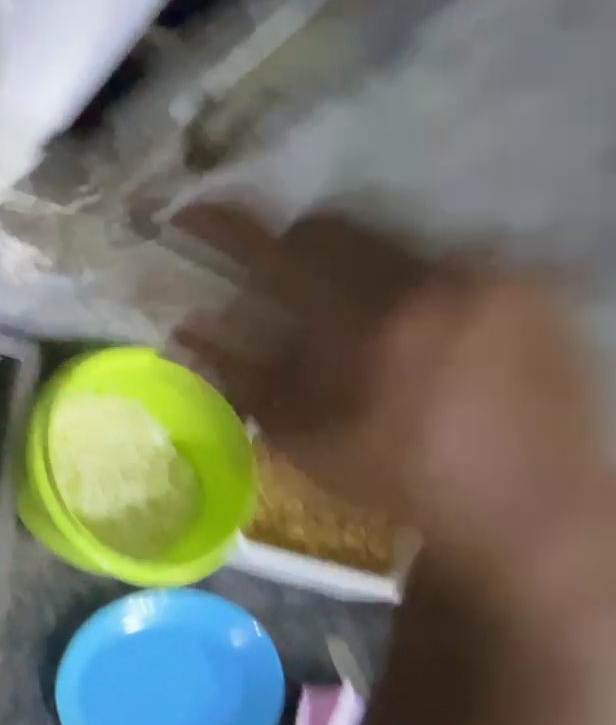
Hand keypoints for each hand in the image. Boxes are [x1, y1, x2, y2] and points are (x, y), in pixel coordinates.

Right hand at [173, 204, 600, 566]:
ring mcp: (497, 277)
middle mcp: (443, 278)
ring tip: (343, 325)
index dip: (229, 230)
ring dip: (348, 272)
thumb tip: (190, 326)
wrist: (532, 508)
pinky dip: (403, 284)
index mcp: (374, 319)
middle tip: (270, 293)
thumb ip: (243, 372)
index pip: (283, 251)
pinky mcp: (534, 287)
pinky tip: (401, 334)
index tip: (189, 216)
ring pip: (389, 242)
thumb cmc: (398, 479)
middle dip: (290, 255)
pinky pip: (444, 259)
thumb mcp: (300, 435)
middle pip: (337, 230)